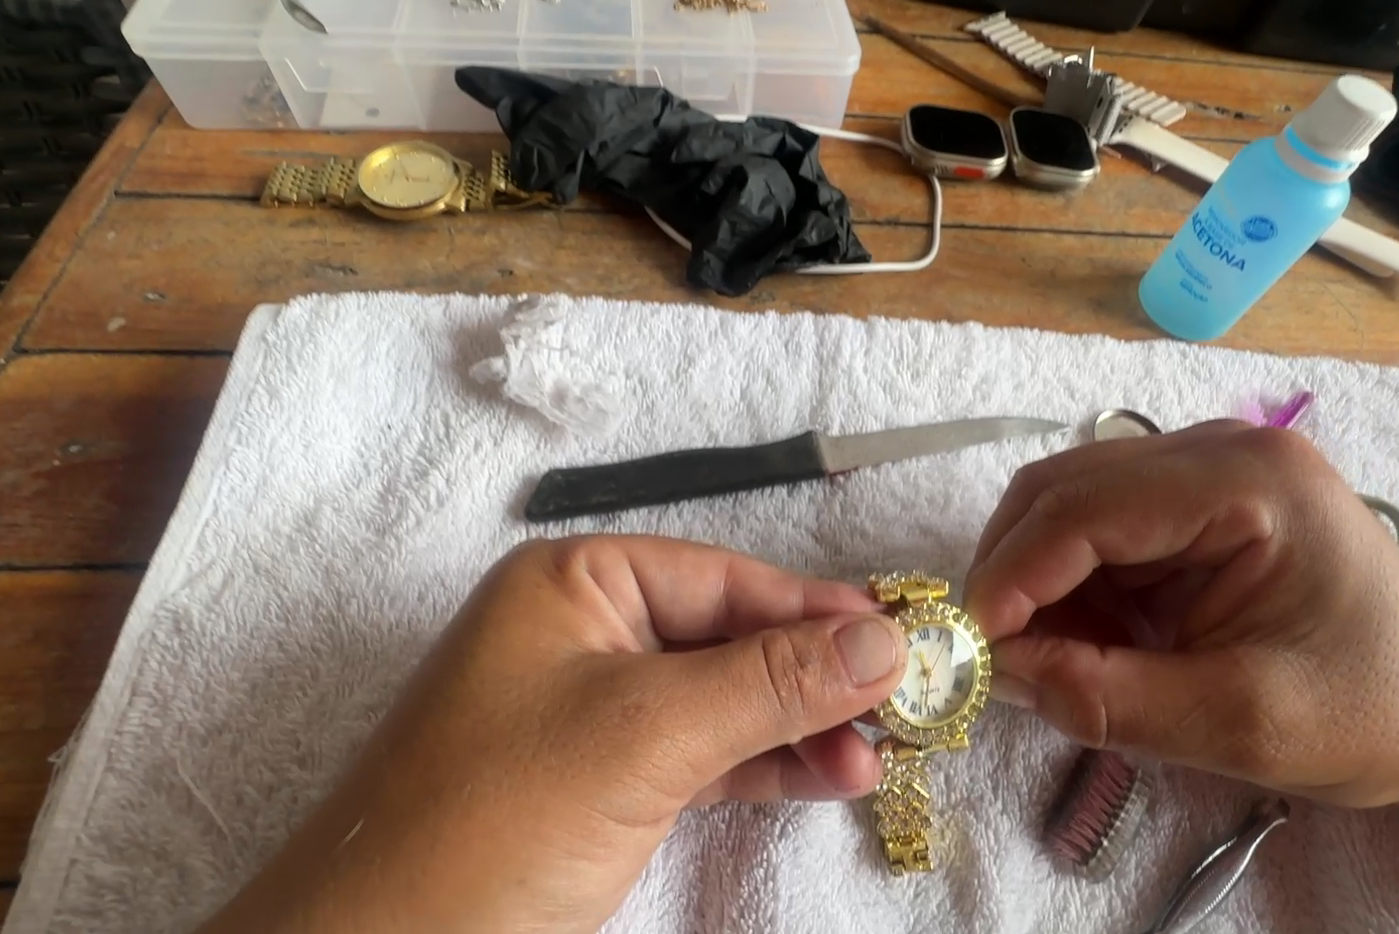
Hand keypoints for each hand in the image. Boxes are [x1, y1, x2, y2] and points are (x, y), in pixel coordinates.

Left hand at [198, 536, 904, 933]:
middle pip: (728, 637)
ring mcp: (598, 705)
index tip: (897, 629)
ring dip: (799, 724)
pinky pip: (704, 751)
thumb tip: (885, 639)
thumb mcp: (646, 733)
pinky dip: (764, 764)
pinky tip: (826, 775)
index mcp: (576, 582)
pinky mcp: (607, 775)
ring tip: (875, 753)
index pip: (720, 579)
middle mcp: (588, 628)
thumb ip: (770, 680)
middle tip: (902, 699)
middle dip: (812, 673)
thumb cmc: (497, 818)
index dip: (811, 606)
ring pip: (723, 698)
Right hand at [965, 420, 1398, 807]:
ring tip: (1042, 654)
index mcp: (1248, 482)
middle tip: (991, 650)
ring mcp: (1196, 466)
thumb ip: (1109, 697)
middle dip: (1011, 572)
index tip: (970, 643)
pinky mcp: (1182, 497)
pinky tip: (1080, 636)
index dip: (1014, 573)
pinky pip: (1088, 529)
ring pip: (1061, 505)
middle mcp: (1214, 448)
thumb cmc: (1371, 718)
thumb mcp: (1243, 727)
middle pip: (1061, 490)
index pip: (1088, 508)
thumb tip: (998, 673)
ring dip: (1032, 581)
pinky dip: (1062, 586)